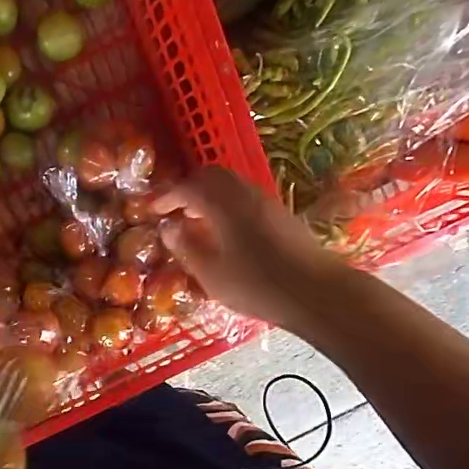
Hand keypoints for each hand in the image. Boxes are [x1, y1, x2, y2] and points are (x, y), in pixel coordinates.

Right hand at [155, 166, 350, 329]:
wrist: (315, 292)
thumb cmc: (256, 285)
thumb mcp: (210, 273)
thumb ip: (186, 247)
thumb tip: (168, 227)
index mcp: (223, 203)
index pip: (188, 186)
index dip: (167, 196)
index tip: (153, 210)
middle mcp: (245, 193)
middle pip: (212, 176)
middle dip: (189, 189)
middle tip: (175, 210)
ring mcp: (266, 201)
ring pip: (231, 186)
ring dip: (210, 197)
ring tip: (196, 222)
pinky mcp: (280, 214)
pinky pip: (245, 198)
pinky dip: (227, 205)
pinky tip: (224, 233)